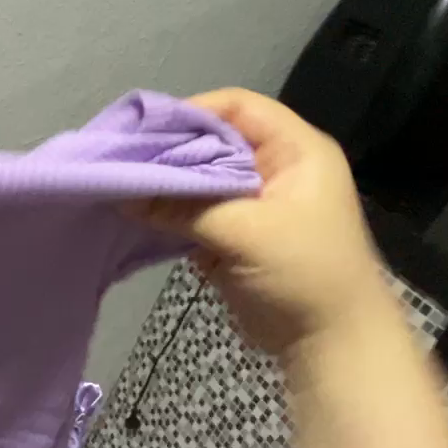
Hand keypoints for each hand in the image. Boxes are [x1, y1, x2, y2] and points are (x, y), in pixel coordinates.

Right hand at [129, 88, 396, 360]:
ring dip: (162, 184)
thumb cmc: (302, 272)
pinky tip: (135, 216)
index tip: (143, 133)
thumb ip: (184, 208)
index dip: (191, 112)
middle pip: (212, 142)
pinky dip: (166, 213)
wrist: (327, 340)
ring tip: (120, 187)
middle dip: (167, 150)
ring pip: (198, 179)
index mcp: (294, 151)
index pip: (238, 107)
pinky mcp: (232, 235)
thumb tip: (124, 195)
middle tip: (121, 161)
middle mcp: (272, 168)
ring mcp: (251, 203)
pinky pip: (192, 212)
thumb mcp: (245, 232)